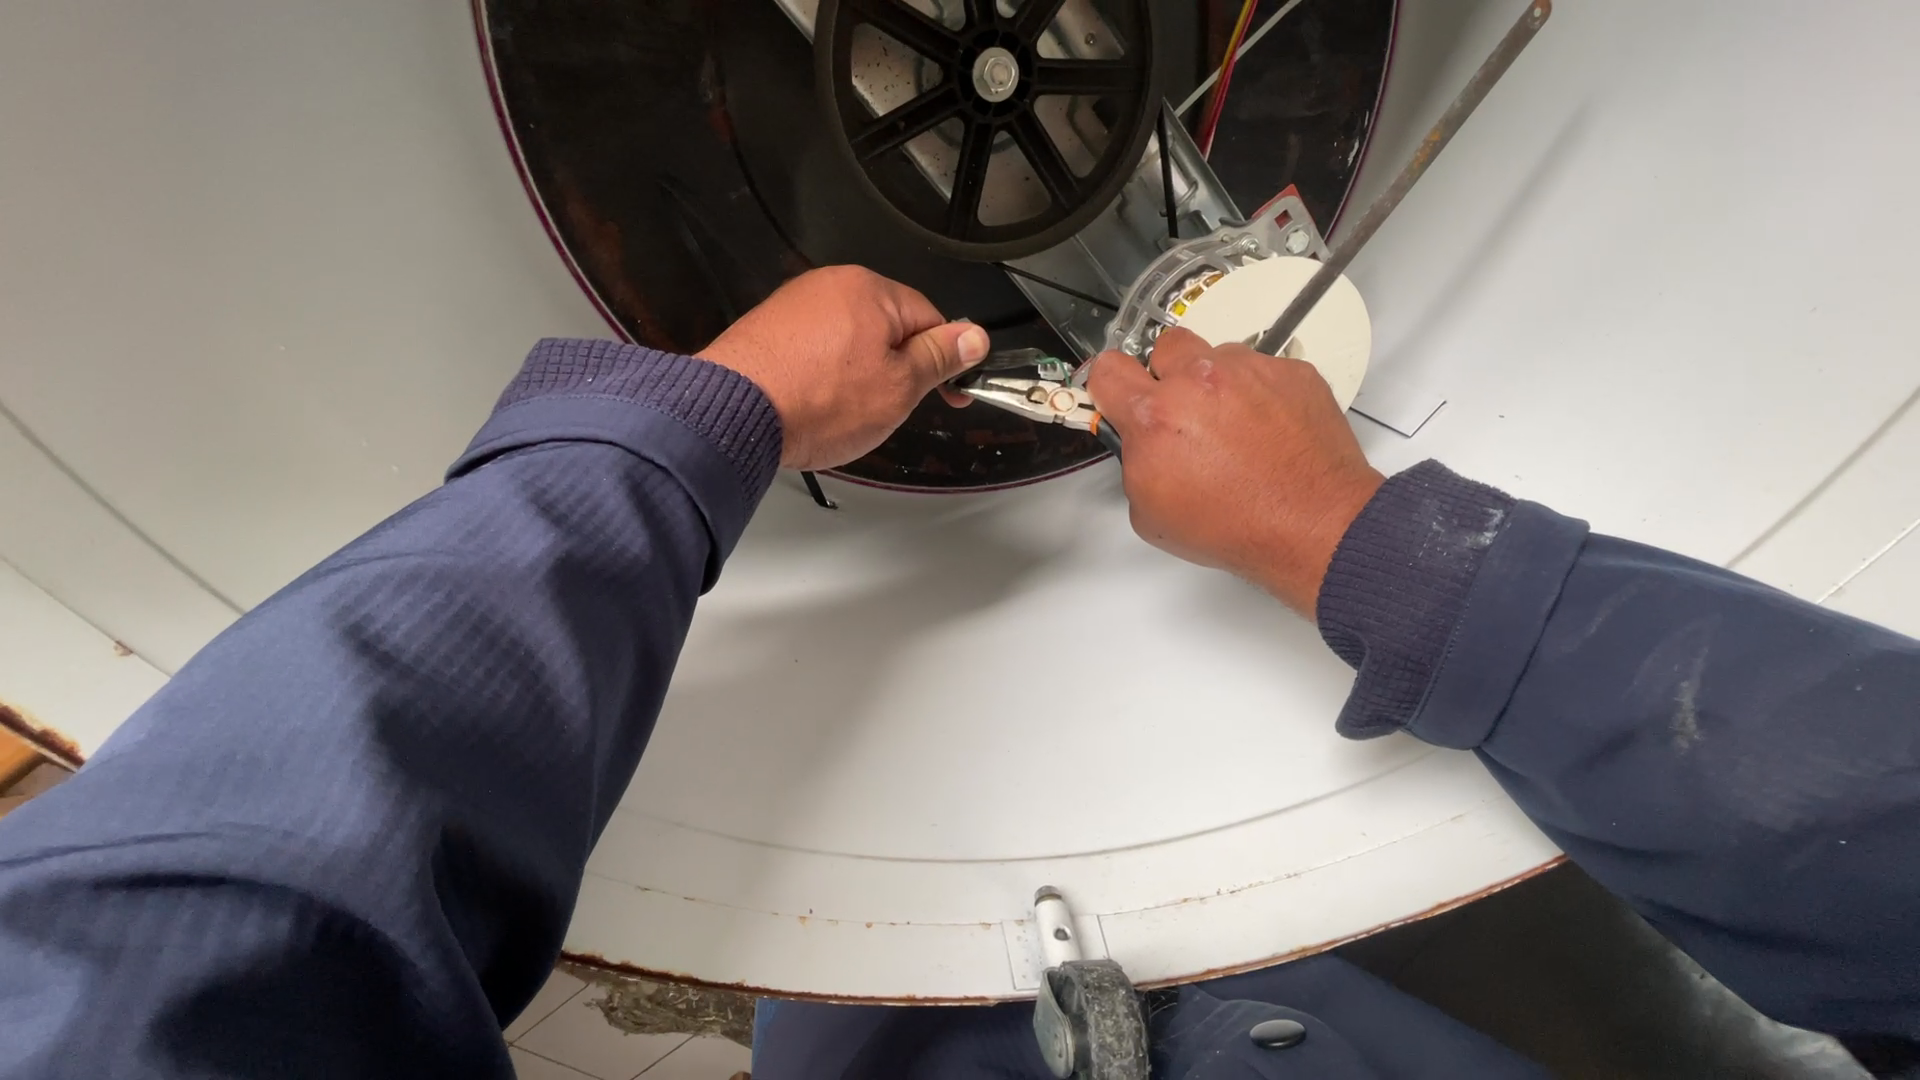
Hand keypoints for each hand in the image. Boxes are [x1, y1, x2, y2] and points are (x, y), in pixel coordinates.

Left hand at [698, 266, 989, 470]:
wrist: (735, 415)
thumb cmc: (821, 401)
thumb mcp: (900, 386)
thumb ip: (939, 357)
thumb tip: (974, 336)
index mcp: (871, 290)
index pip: (930, 319)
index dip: (945, 360)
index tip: (952, 395)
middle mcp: (829, 286)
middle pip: (887, 329)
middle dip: (897, 370)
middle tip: (892, 411)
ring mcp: (794, 307)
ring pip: (849, 343)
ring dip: (859, 376)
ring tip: (847, 414)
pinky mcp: (767, 332)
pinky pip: (814, 352)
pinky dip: (824, 379)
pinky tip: (817, 406)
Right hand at [1086, 327, 1384, 615]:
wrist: (1311, 527)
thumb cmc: (1232, 527)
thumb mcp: (1149, 512)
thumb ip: (1134, 463)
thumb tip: (1141, 445)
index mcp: (1154, 416)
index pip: (1107, 369)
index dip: (1109, 385)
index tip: (1119, 396)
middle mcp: (1199, 381)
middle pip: (1164, 346)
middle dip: (1166, 375)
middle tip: (1180, 412)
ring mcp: (1250, 370)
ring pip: (1216, 355)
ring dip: (1214, 383)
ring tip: (1232, 426)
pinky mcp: (1291, 372)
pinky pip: (1261, 368)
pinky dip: (1257, 393)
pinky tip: (1266, 430)